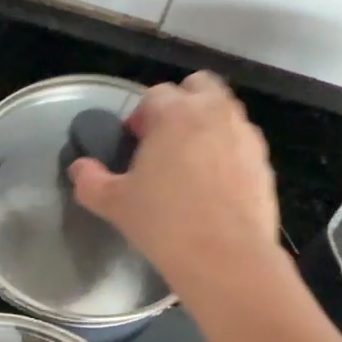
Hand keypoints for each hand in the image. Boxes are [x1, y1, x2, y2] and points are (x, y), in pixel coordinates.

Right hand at [68, 72, 280, 279]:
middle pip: (197, 87)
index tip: (133, 142)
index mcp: (174, 114)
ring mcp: (244, 133)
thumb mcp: (115, 205)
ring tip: (188, 167)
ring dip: (204, 127)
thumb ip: (91, 182)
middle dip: (179, 104)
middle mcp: (214, 112)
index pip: (154, 95)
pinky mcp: (262, 160)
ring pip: (223, 113)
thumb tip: (79, 168)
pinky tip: (211, 188)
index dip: (140, 116)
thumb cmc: (163, 223)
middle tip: (163, 141)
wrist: (224, 255)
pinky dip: (225, 154)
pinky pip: (239, 144)